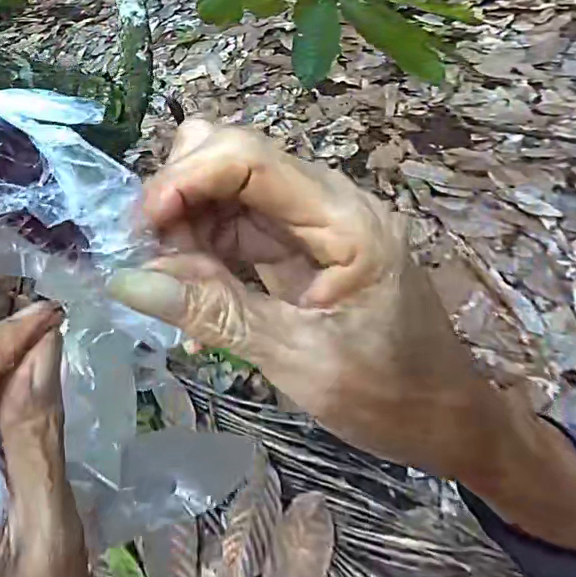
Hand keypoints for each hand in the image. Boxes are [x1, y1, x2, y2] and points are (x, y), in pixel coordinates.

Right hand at [107, 120, 575, 551]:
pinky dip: (200, 251)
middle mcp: (322, 199)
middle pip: (231, 156)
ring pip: (223, 187)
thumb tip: (125, 283)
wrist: (450, 420)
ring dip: (184, 226)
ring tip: (171, 285)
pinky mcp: (292, 241)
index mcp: (342, 217)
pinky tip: (191, 297)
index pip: (249, 157)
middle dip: (179, 196)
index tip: (140, 226)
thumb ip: (215, 313)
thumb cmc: (391, 395)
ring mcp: (306, 218)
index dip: (184, 177)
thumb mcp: (300, 361)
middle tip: (151, 258)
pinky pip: (230, 224)